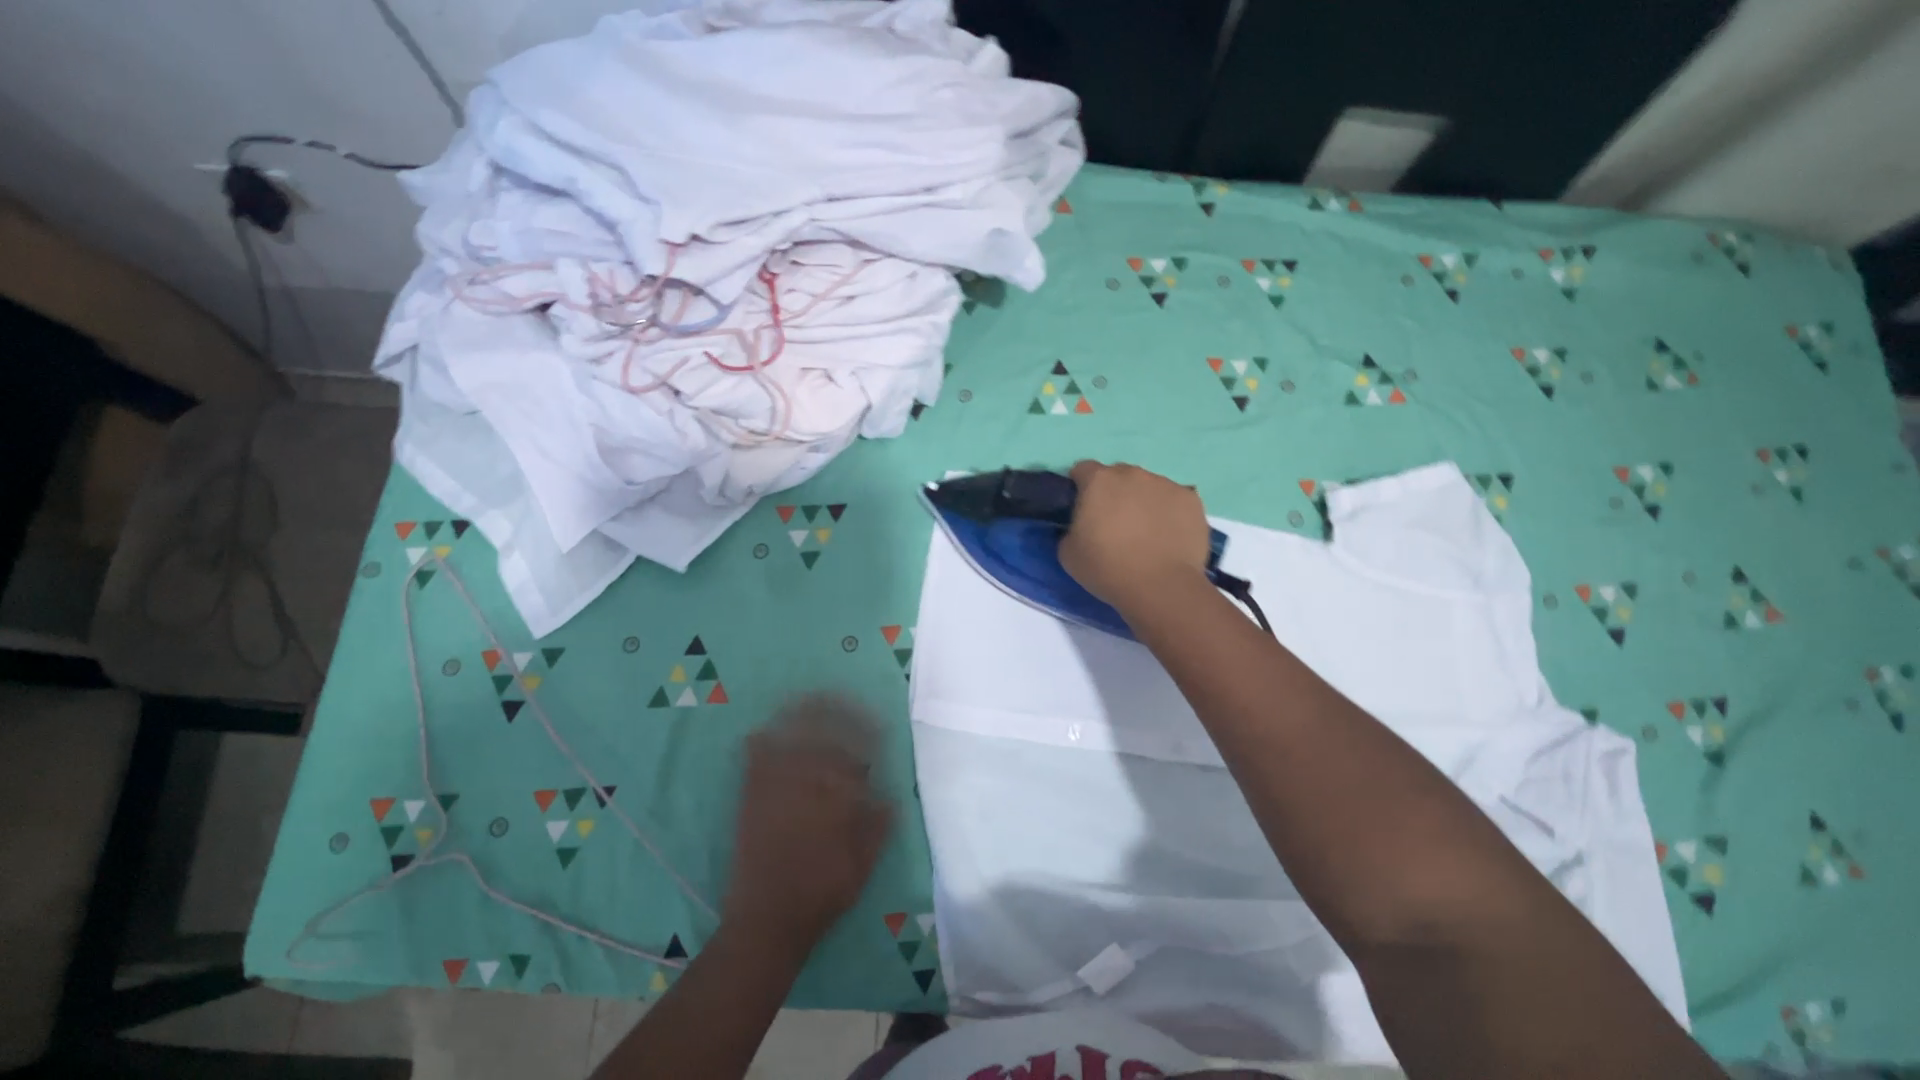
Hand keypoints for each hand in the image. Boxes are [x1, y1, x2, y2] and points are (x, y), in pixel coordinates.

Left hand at [722, 693, 891, 956]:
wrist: (768, 919)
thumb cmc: (823, 894)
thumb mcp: (863, 865)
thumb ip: (878, 827)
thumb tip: (890, 796)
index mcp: (838, 799)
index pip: (856, 753)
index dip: (866, 733)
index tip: (877, 721)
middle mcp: (807, 785)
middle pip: (821, 737)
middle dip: (833, 713)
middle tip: (841, 697)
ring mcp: (775, 790)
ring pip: (787, 741)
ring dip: (798, 718)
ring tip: (807, 699)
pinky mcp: (750, 800)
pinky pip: (754, 763)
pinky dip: (759, 743)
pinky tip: (761, 731)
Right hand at [1061, 461, 1211, 612]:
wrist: (1161, 587)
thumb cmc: (1107, 569)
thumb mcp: (1067, 553)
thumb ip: (1070, 529)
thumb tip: (1081, 526)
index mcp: (1099, 481)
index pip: (1083, 470)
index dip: (1080, 488)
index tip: (1082, 509)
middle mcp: (1133, 474)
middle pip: (1118, 475)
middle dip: (1114, 493)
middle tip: (1114, 524)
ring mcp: (1166, 484)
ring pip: (1148, 486)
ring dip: (1143, 501)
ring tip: (1146, 533)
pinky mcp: (1191, 499)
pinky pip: (1174, 500)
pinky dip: (1169, 512)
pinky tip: (1168, 537)